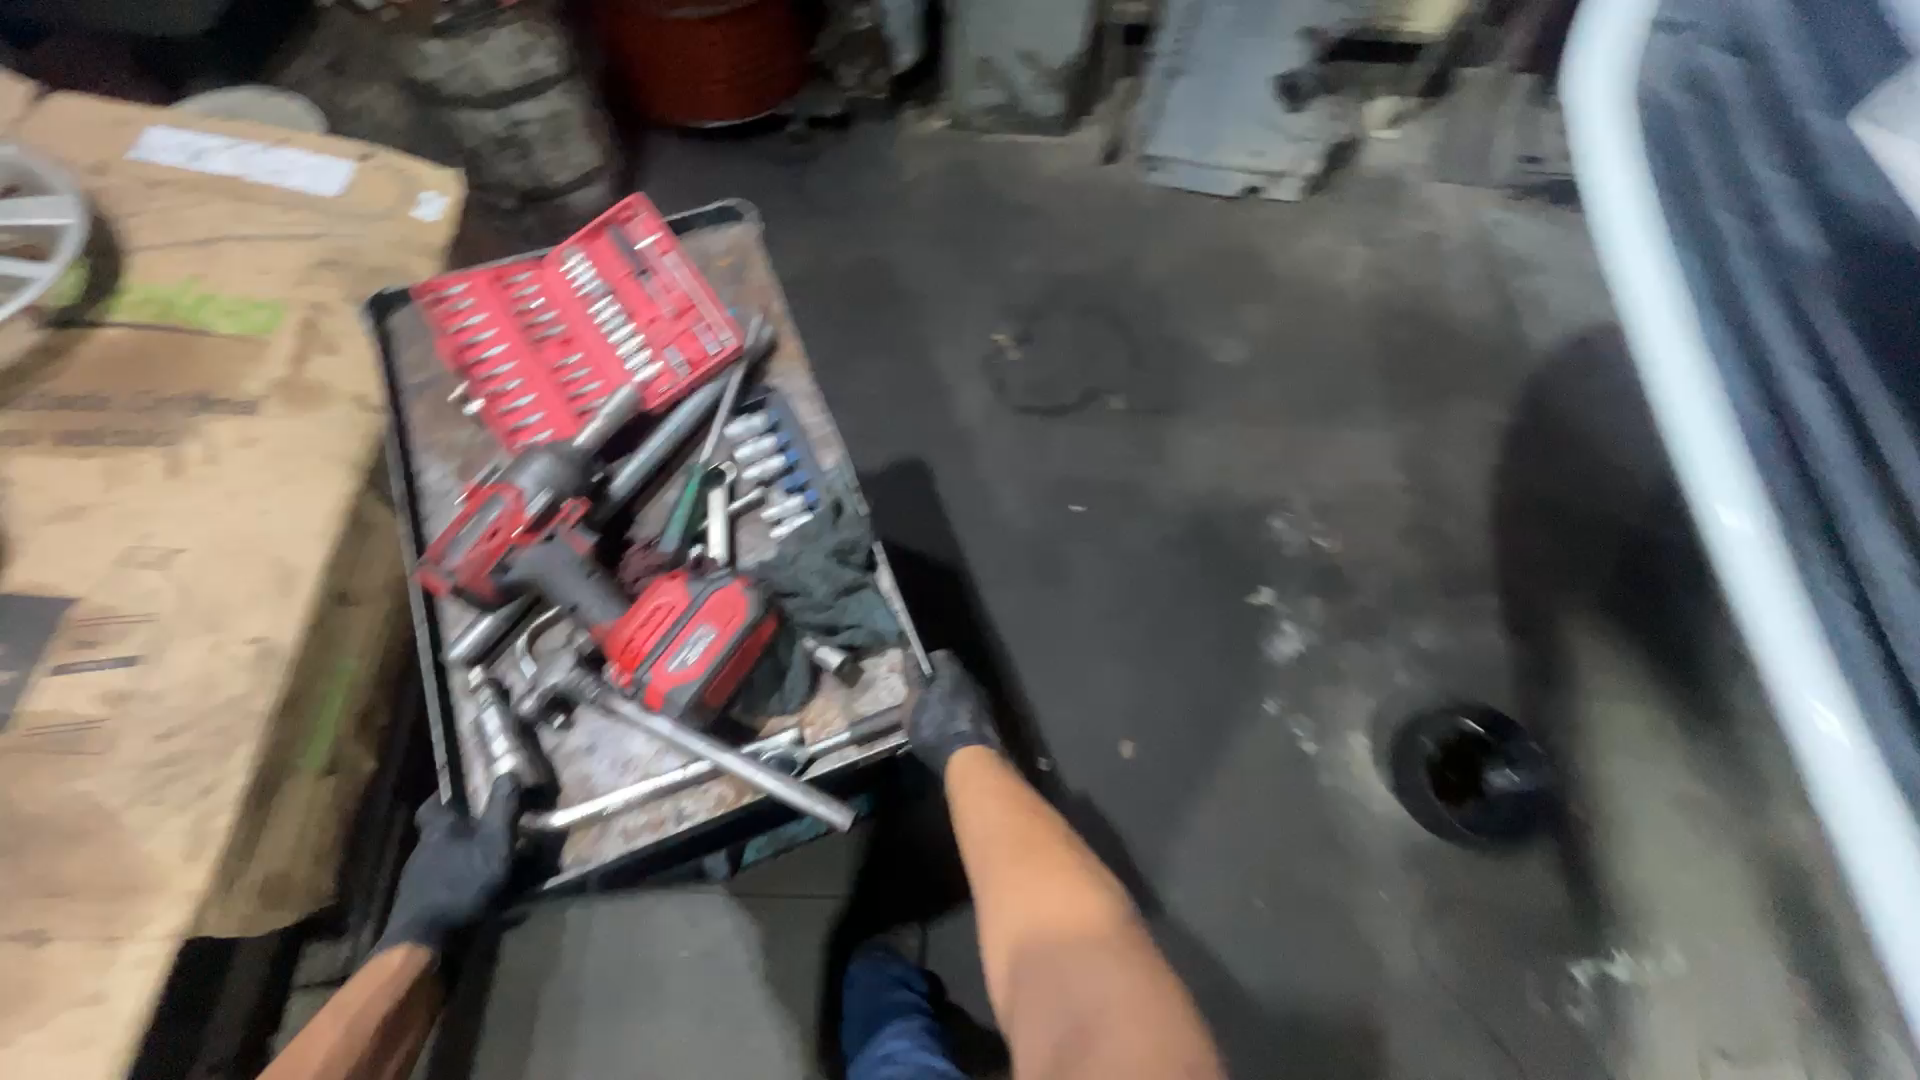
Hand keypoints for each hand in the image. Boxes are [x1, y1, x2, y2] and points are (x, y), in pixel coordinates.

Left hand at [375, 776, 520, 954]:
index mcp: (438, 831)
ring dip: (462, 859)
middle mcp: (422, 851)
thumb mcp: (494, 840)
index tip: (462, 794)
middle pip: (438, 833)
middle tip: (490, 829)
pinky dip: (460, 884)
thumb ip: (502, 807)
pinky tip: (478, 894)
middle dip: (462, 830)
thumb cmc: (463, 882)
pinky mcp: (419, 906)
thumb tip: (509, 771)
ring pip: (441, 860)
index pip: (431, 806)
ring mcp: (416, 881)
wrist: (425, 940)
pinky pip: (442, 885)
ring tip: (489, 864)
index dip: (444, 798)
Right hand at [907, 651, 1003, 776]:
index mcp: (954, 671)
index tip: (911, 677)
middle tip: (917, 700)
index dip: (924, 663)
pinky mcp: (986, 723)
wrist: (970, 759)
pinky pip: (965, 712)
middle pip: (950, 675)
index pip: (939, 655)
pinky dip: (954, 717)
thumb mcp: (915, 701)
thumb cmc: (936, 725)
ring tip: (927, 720)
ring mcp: (982, 703)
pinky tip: (943, 733)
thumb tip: (910, 654)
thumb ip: (913, 677)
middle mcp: (972, 682)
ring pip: (958, 695)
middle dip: (933, 685)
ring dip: (944, 702)